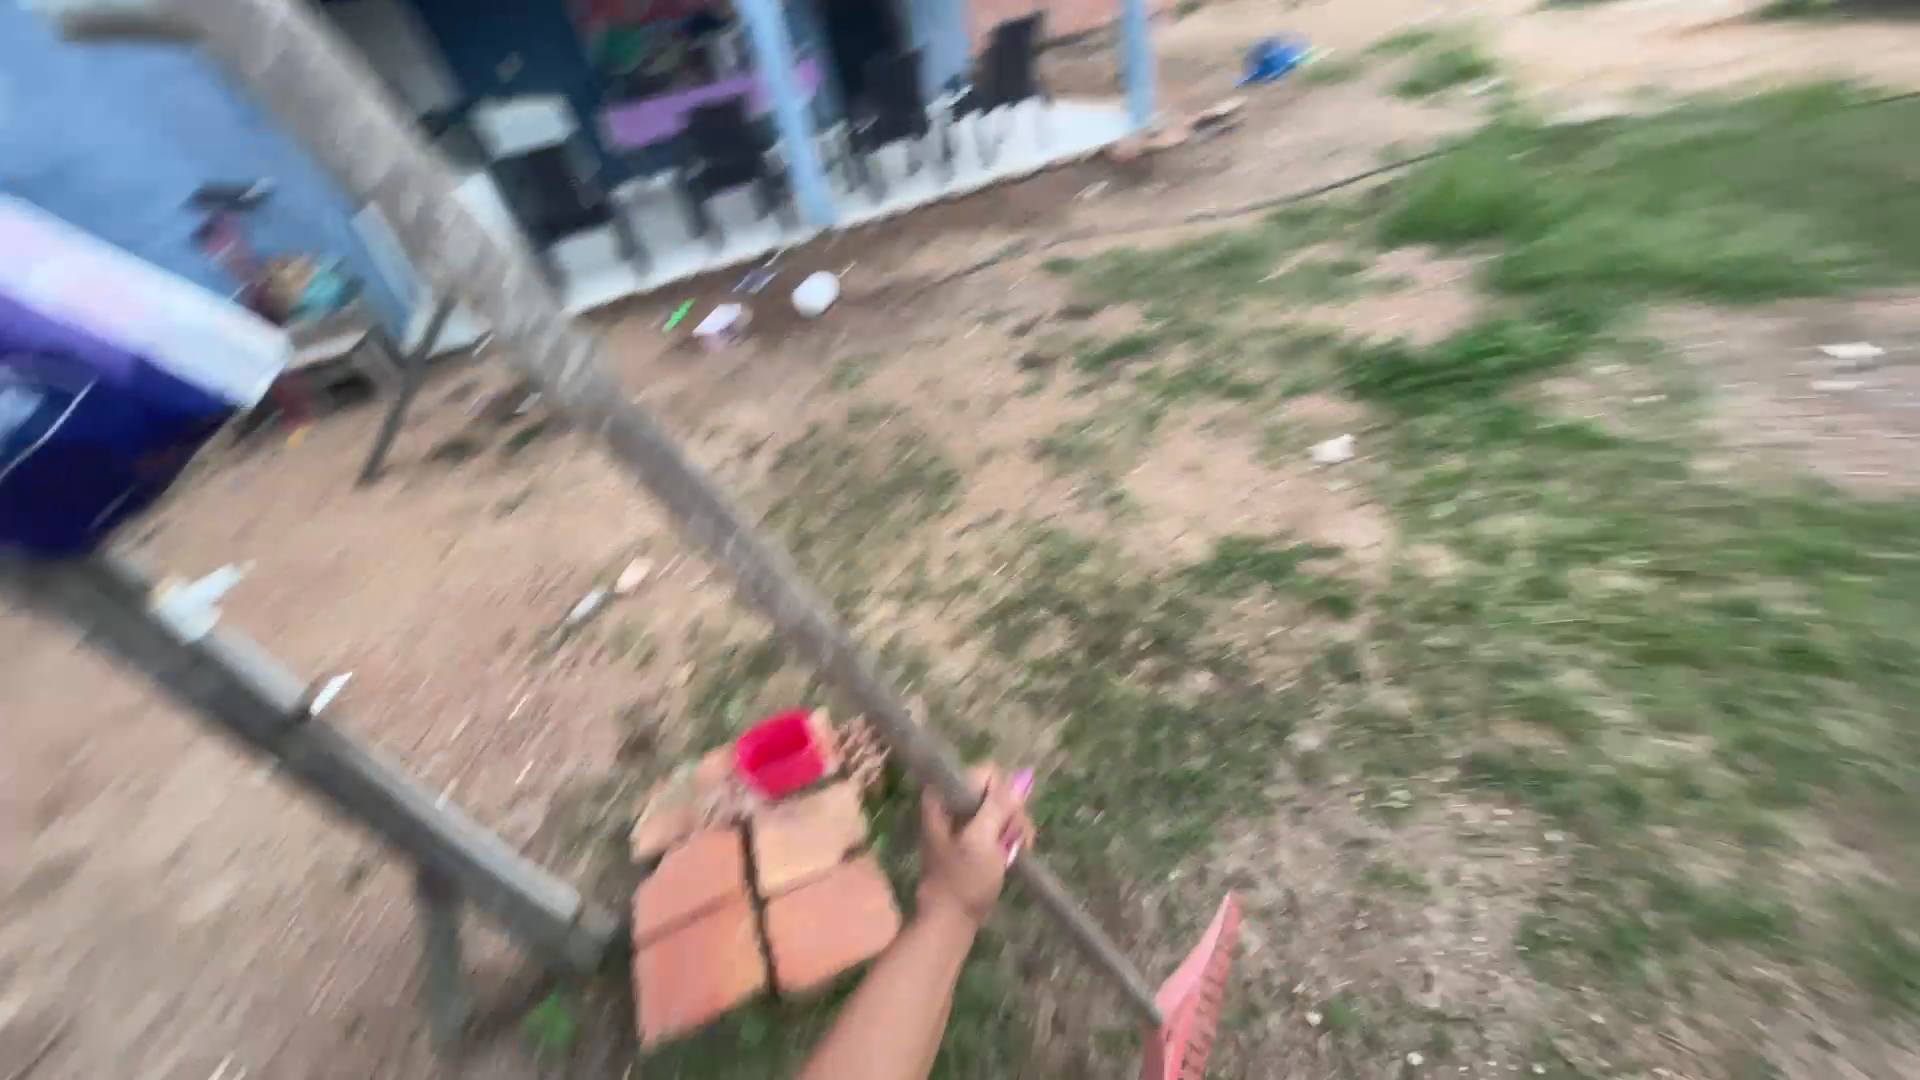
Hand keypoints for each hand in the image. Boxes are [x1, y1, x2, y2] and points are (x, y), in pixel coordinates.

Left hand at [917, 766, 1035, 926]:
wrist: (950, 920)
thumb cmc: (962, 881)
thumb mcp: (981, 842)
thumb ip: (997, 807)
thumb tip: (1020, 779)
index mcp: (943, 794)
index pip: (986, 773)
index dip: (1002, 795)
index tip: (1004, 823)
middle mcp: (951, 799)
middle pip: (996, 789)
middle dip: (1011, 814)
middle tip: (1016, 840)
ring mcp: (962, 818)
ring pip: (1001, 806)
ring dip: (1014, 827)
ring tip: (1016, 851)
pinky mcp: (972, 834)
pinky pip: (998, 822)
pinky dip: (1010, 836)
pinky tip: (1014, 853)